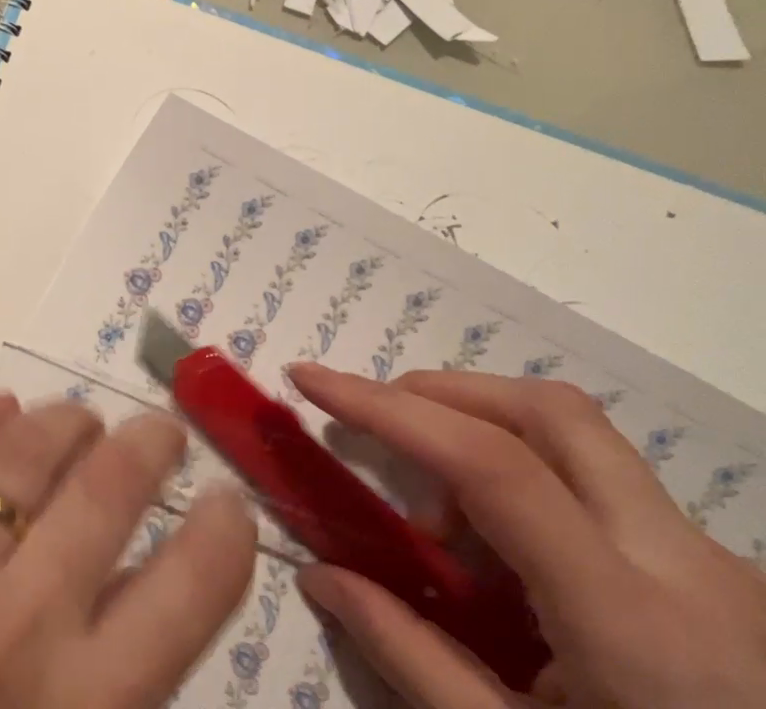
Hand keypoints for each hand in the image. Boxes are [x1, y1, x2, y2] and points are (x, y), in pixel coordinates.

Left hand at [0, 396, 256, 708]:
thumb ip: (122, 663)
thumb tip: (156, 565)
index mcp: (87, 696)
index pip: (188, 589)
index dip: (223, 531)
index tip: (228, 499)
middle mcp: (17, 619)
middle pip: (101, 497)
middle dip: (145, 447)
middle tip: (158, 430)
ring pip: (13, 458)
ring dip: (61, 421)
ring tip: (82, 415)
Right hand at [287, 364, 765, 708]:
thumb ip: (409, 654)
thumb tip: (319, 577)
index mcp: (627, 614)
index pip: (495, 464)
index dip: (388, 408)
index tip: (308, 379)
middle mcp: (683, 563)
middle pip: (554, 415)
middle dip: (441, 393)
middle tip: (370, 417)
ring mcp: (718, 563)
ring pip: (584, 444)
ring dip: (483, 441)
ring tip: (437, 524)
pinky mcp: (726, 575)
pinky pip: (608, 490)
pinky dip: (529, 487)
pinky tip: (507, 564)